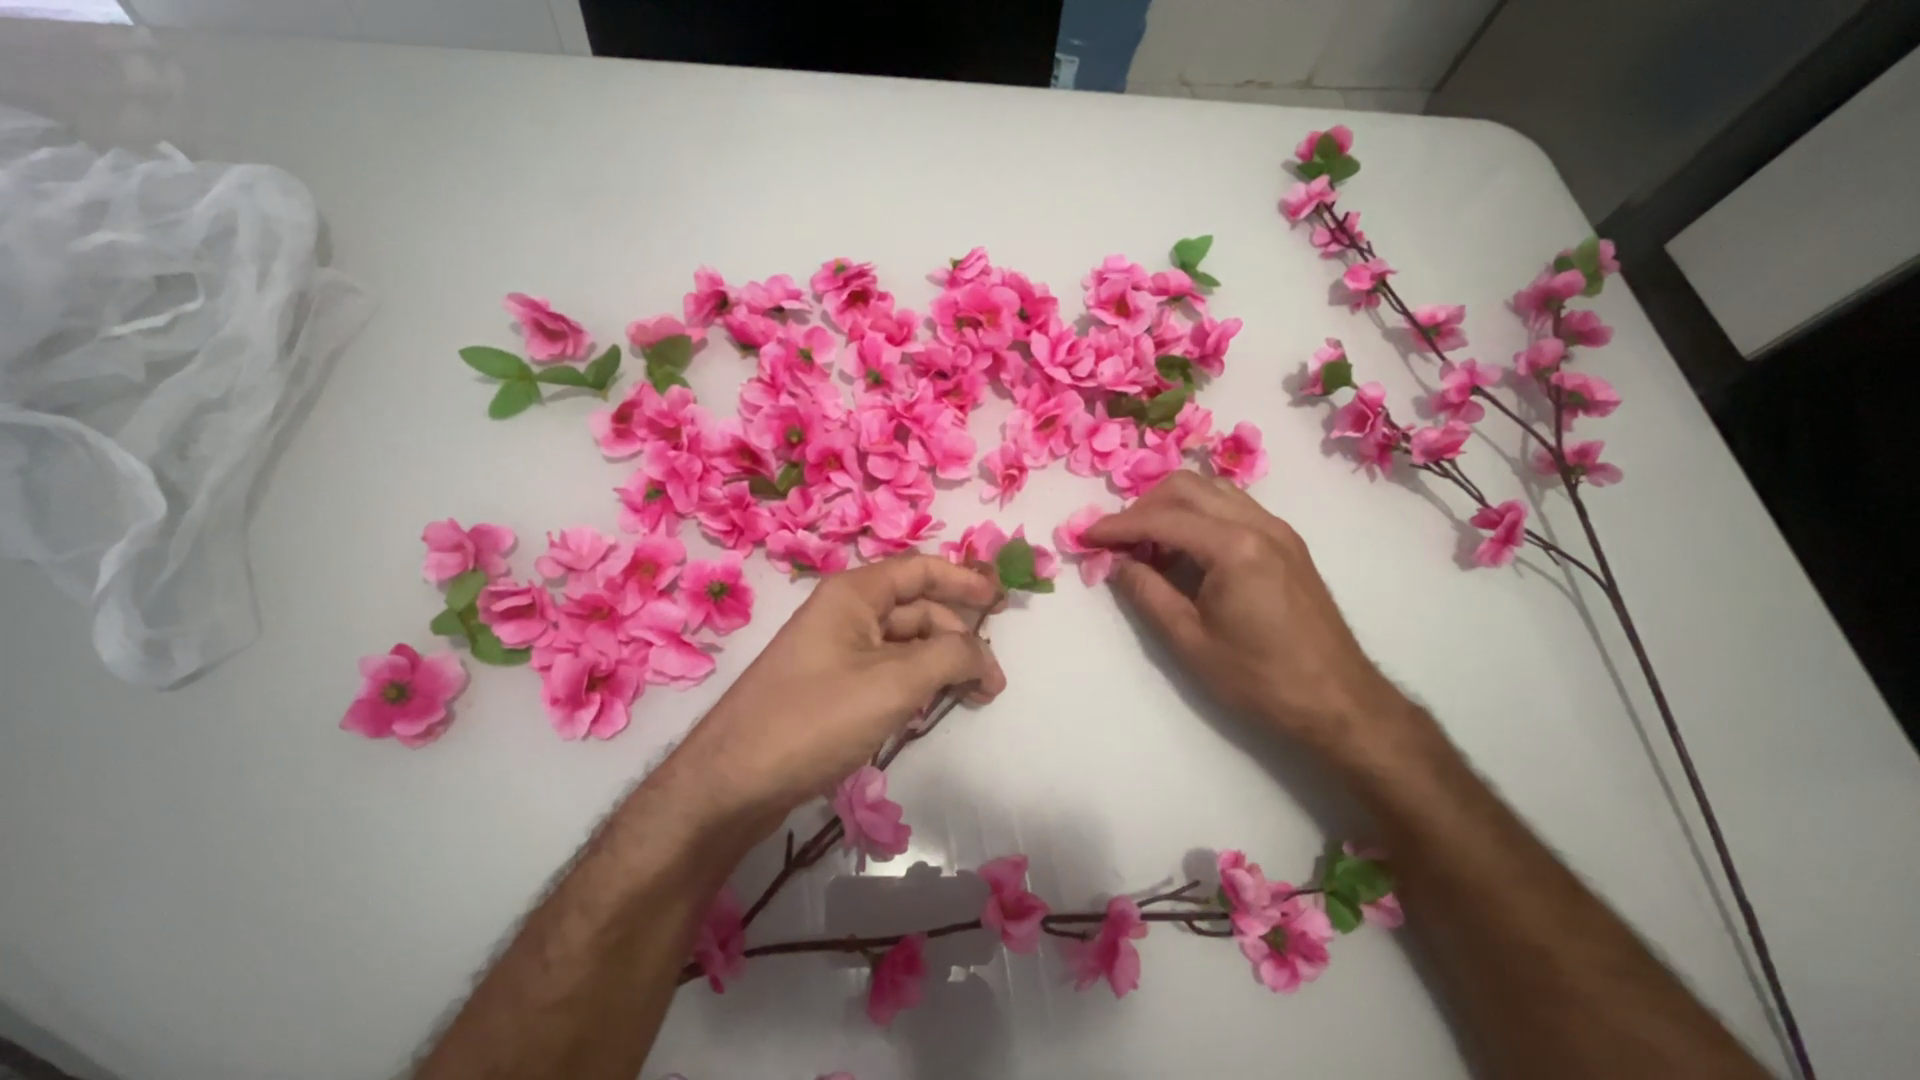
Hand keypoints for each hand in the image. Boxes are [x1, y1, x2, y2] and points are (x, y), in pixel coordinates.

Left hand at [669, 555, 1005, 830]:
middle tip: (991, 681)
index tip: (1001, 603)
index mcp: (853, 595)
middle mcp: (843, 616)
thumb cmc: (814, 719)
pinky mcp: (829, 692)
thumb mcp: (893, 683)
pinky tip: (928, 711)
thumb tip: (985, 655)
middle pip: (916, 610)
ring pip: (902, 646)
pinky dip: (914, 686)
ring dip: (939, 665)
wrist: (734, 781)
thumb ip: (950, 658)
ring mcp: (834, 655)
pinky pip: (884, 675)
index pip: (919, 569)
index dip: (963, 579)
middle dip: (957, 637)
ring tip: (970, 698)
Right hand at [1085, 471, 1414, 758]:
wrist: (1338, 700)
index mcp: (1234, 547)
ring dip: (1173, 505)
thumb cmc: (1260, 679)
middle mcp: (1259, 524)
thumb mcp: (1190, 642)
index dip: (1117, 526)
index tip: (1084, 536)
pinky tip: (1185, 547)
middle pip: (1188, 487)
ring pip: (1213, 491)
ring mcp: (1279, 531)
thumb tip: (1117, 563)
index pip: (1162, 519)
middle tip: (1115, 539)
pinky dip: (1201, 513)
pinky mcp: (1288, 544)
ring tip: (1146, 540)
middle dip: (1143, 505)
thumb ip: (1148, 594)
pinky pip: (1235, 507)